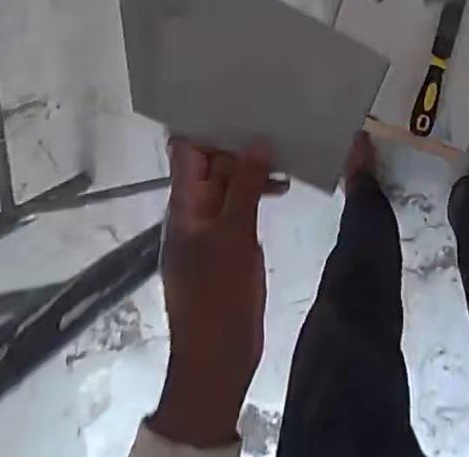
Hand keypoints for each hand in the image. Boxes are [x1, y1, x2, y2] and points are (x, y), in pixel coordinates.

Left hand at [148, 141, 285, 447]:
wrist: (216, 361)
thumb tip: (256, 142)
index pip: (187, 150)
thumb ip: (243, 187)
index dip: (207, 127)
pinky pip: (238, 205)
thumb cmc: (218, 298)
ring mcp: (211, 227)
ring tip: (284, 154)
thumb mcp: (233, 236)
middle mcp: (194, 209)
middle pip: (210, 164)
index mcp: (184, 204)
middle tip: (273, 123)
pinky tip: (283, 188)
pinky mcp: (227, 243)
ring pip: (228, 183)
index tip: (237, 107)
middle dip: (237, 145)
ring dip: (251, 169)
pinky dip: (257, 192)